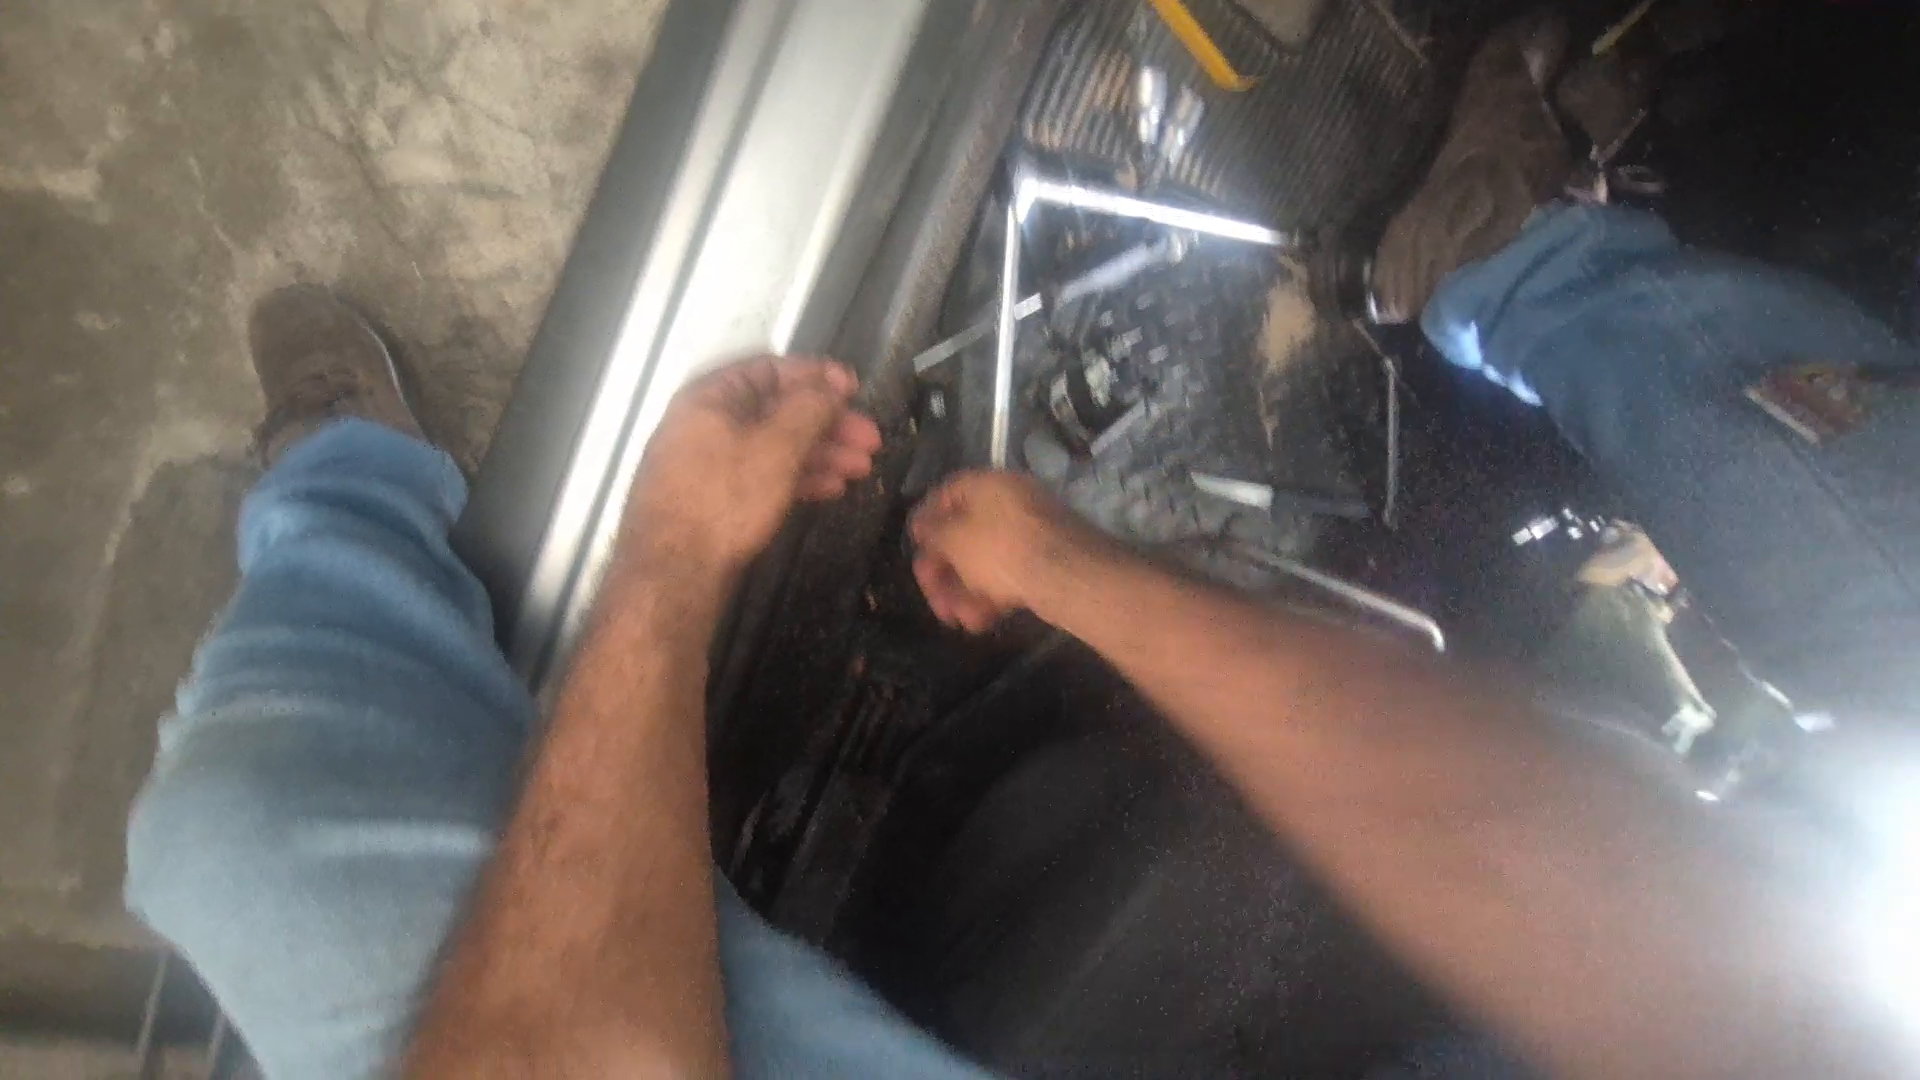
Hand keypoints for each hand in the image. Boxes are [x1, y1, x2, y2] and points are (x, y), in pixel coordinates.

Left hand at [623, 355, 881, 573]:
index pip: (770, 369)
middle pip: (779, 411)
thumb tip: (832, 386)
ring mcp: (712, 465)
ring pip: (777, 447)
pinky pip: (767, 476)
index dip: (816, 375)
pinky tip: (832, 488)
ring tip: (861, 467)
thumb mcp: (774, 446)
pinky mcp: (720, 501)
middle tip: (870, 439)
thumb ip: (809, 409)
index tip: (854, 389)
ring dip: (823, 453)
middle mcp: (708, 425)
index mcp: (712, 398)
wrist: (675, 573)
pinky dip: (801, 478)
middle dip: (829, 423)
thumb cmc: (723, 500)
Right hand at [909, 471, 1101, 631]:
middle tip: (935, 602)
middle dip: (945, 573)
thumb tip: (922, 526)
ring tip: (958, 620)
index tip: (915, 551)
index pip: (945, 494)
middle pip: (964, 535)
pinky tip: (982, 621)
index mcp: (988, 484)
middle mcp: (1011, 502)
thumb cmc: (1002, 550)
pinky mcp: (1046, 561)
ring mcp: (1032, 532)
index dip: (924, 523)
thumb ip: (932, 531)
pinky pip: (1009, 575)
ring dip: (965, 591)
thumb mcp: (954, 538)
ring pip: (985, 561)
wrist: (1069, 576)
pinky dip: (992, 595)